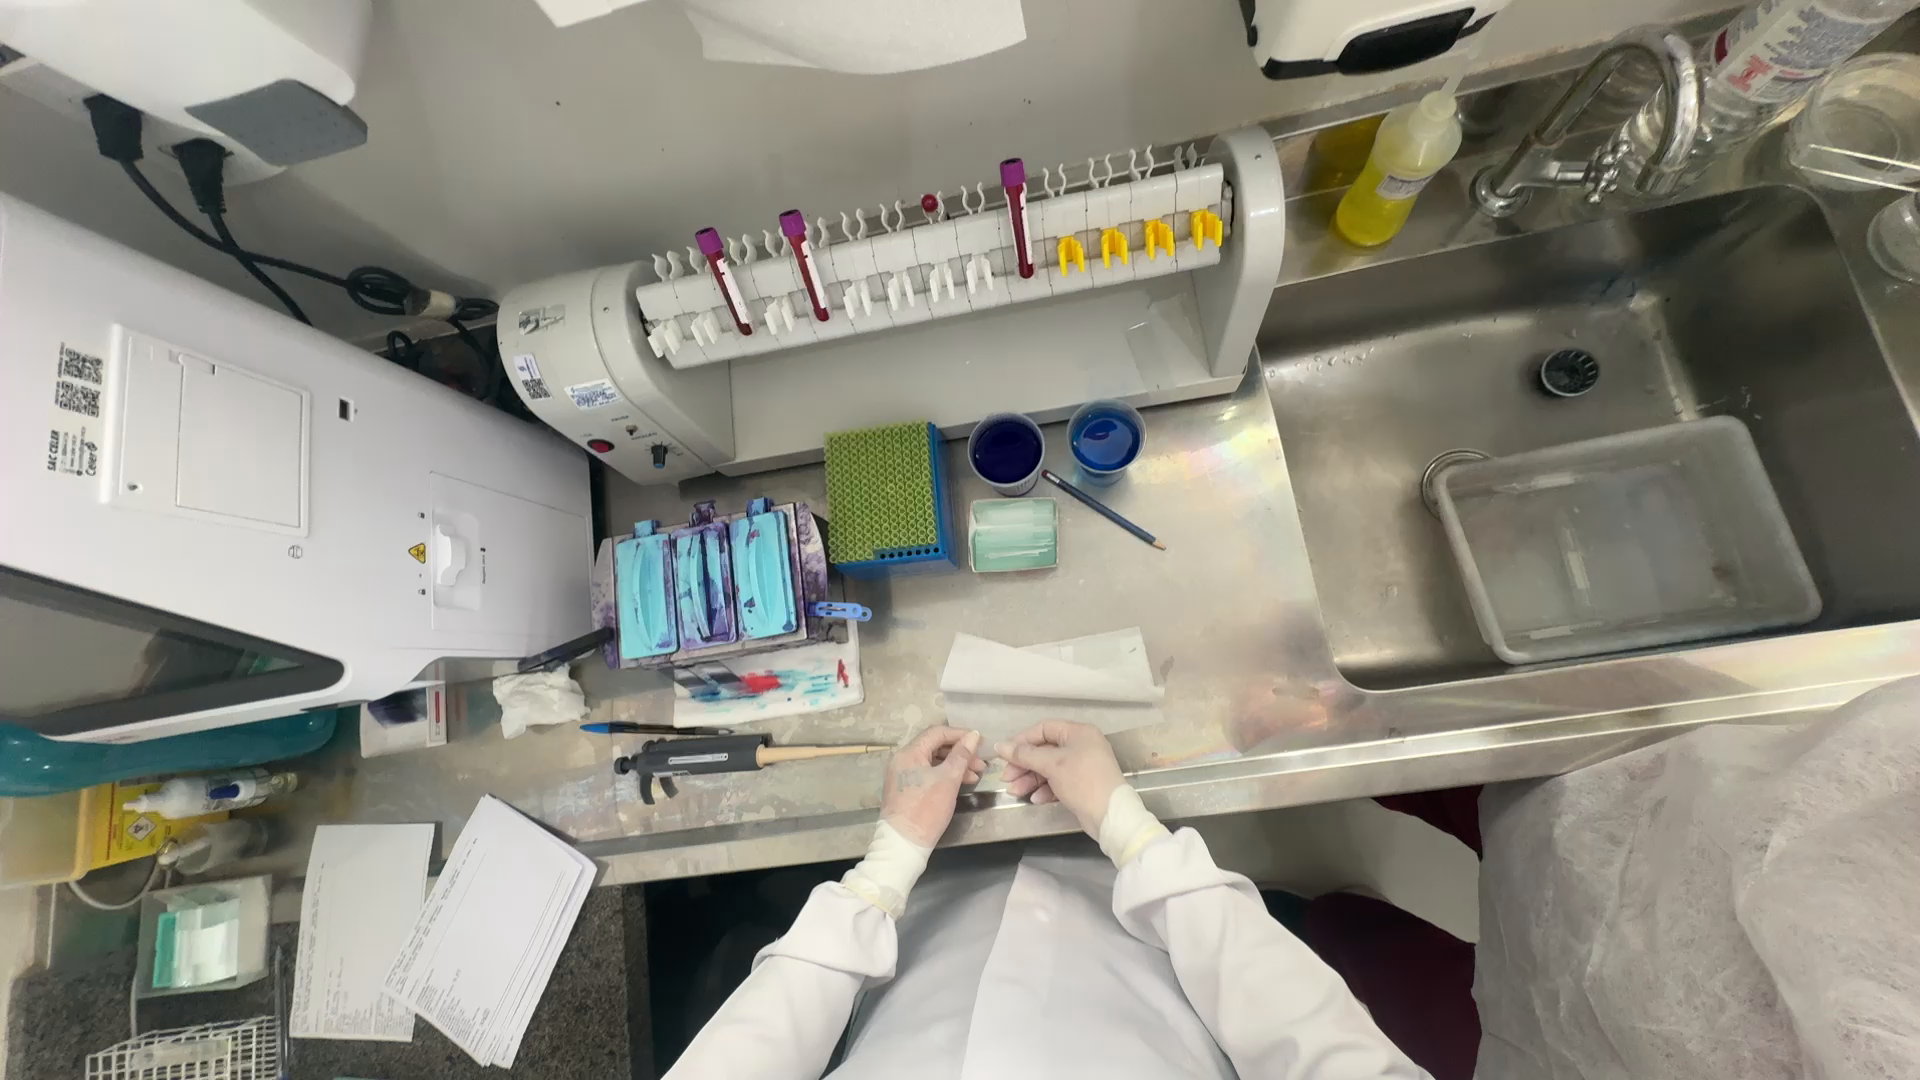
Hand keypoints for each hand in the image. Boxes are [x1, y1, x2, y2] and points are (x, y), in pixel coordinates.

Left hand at [881, 726, 986, 846]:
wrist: (903, 844)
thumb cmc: (926, 810)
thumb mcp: (948, 780)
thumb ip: (962, 755)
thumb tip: (973, 735)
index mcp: (909, 753)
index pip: (937, 732)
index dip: (960, 734)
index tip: (980, 741)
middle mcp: (903, 759)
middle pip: (935, 746)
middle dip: (960, 752)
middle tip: (981, 762)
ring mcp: (903, 774)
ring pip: (933, 761)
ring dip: (955, 765)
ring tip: (975, 775)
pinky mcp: (906, 788)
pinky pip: (928, 773)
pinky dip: (944, 774)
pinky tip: (961, 782)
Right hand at [997, 721, 1126, 836]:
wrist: (1111, 816)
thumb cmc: (1083, 781)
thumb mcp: (1052, 764)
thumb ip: (1024, 754)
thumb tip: (999, 746)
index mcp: (1078, 733)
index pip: (1044, 729)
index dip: (1022, 740)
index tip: (1004, 754)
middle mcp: (1081, 746)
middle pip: (1044, 750)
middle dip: (1024, 765)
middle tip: (1007, 778)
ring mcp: (1082, 767)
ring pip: (1049, 768)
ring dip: (1031, 779)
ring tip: (1015, 792)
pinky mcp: (1082, 785)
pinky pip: (1058, 782)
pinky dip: (1045, 789)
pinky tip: (1035, 799)